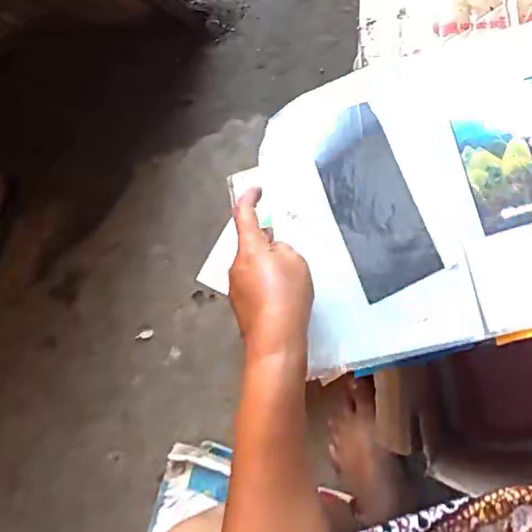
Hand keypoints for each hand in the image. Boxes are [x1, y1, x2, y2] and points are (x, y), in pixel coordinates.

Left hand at [227, 187, 313, 362]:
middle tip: (284, 240)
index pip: (243, 214)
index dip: (249, 198)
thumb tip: (273, 250)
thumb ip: (283, 248)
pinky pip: (253, 281)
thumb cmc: (287, 295)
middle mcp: (236, 265)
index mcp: (249, 248)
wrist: (275, 341)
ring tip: (290, 272)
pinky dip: (266, 280)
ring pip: (252, 263)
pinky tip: (284, 291)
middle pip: (249, 242)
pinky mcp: (241, 304)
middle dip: (265, 238)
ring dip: (267, 261)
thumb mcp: (295, 261)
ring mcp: (236, 286)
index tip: (256, 190)